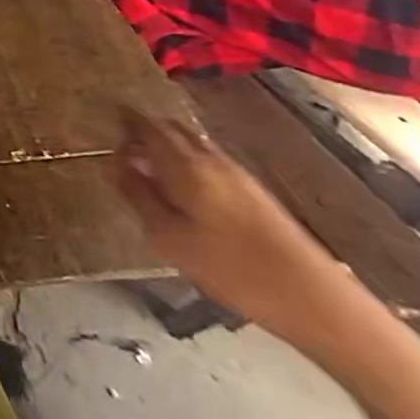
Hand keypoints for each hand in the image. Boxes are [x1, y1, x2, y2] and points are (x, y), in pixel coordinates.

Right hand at [111, 112, 346, 328]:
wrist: (314, 298)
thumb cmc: (231, 268)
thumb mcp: (169, 237)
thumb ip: (138, 196)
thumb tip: (114, 165)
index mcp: (186, 165)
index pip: (147, 127)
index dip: (124, 121)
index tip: (105, 123)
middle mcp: (211, 159)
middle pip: (171, 129)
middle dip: (144, 131)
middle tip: (122, 145)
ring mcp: (236, 173)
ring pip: (191, 144)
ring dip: (166, 147)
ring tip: (146, 167)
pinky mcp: (253, 192)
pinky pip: (207, 160)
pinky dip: (185, 161)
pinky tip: (181, 188)